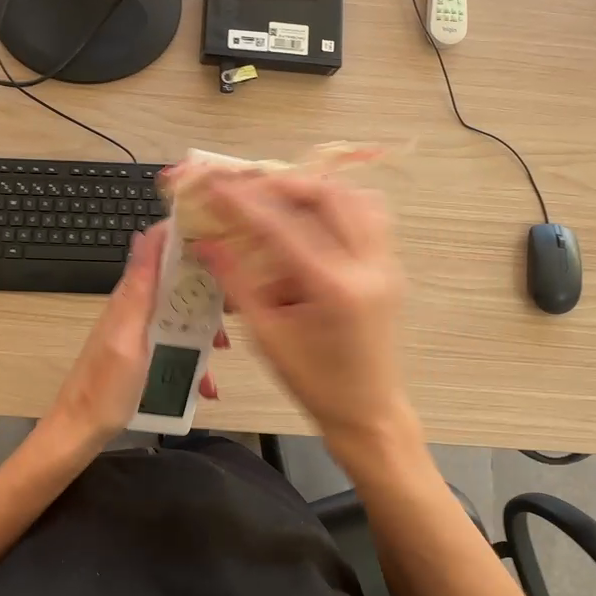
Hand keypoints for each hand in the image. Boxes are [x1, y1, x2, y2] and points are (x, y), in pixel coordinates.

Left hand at [43, 222, 221, 450]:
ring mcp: (139, 334)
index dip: (186, 241)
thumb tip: (144, 234)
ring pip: (181, 318)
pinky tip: (205, 384)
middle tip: (233, 311)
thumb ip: (140, 288)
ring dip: (204, 332)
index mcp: (131, 298)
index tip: (220, 242)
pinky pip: (176, 348)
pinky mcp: (143, 357)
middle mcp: (135, 310)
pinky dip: (193, 362)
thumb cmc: (106, 387)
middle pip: (177, 286)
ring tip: (222, 351)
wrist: (81, 431)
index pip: (157, 251)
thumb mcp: (128, 335)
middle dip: (207, 294)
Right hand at [193, 170, 410, 453]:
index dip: (243, 201)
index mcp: (334, 287)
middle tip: (246, 189)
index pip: (281, 225)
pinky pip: (369, 213)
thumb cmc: (314, 381)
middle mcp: (367, 266)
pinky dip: (336, 203)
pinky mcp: (389, 265)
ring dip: (311, 189)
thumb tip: (205, 242)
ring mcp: (385, 263)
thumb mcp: (265, 334)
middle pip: (325, 194)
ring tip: (276, 199)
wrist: (368, 411)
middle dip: (280, 184)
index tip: (214, 185)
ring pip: (352, 196)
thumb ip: (236, 281)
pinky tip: (309, 217)